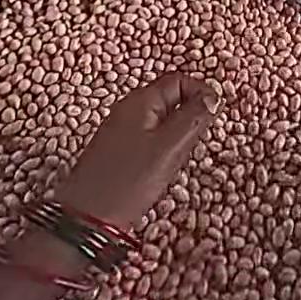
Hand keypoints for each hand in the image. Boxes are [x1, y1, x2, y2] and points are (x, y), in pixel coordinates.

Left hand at [54, 74, 214, 230]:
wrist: (85, 219)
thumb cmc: (127, 183)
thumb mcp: (169, 148)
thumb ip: (193, 118)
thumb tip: (213, 96)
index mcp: (140, 101)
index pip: (178, 80)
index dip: (201, 92)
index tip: (215, 114)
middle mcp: (128, 109)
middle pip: (170, 99)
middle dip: (190, 117)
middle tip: (194, 144)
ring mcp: (121, 130)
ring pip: (162, 121)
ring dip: (177, 136)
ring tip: (176, 161)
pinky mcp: (118, 150)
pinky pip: (150, 139)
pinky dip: (163, 150)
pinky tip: (160, 171)